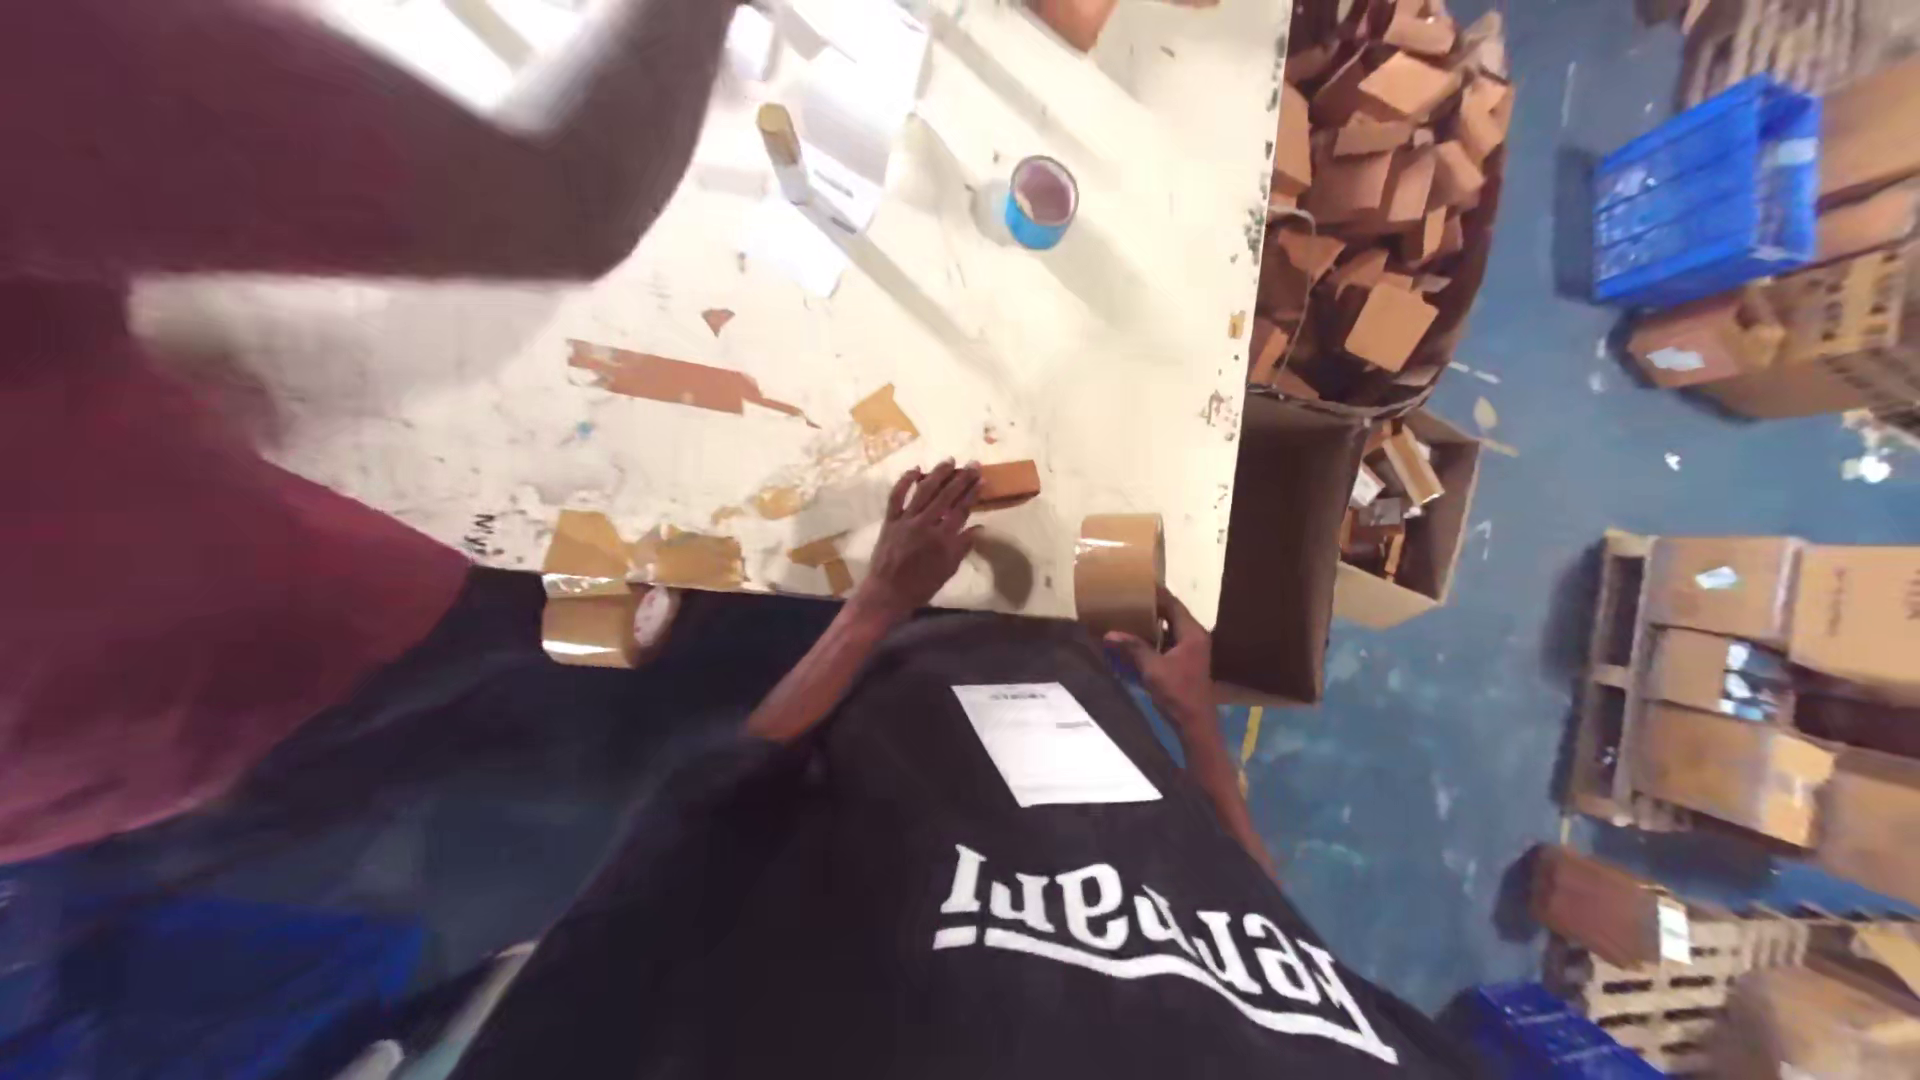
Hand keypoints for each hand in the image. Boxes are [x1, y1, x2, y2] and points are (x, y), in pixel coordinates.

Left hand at [847, 460, 981, 627]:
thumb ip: (962, 547)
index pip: (961, 510)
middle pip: (946, 496)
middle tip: (973, 465)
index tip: (982, 480)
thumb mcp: (948, 570)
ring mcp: (905, 520)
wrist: (887, 593)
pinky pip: (896, 496)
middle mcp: (925, 524)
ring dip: (937, 474)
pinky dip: (905, 481)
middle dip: (961, 478)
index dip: (973, 494)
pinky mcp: (890, 520)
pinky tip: (915, 469)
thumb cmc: (921, 586)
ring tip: (949, 461)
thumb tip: (978, 527)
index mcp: (942, 539)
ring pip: (924, 491)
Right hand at [1105, 586, 1213, 732]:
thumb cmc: (1178, 692)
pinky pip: (1168, 642)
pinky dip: (1154, 638)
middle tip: (1129, 597)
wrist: (1195, 724)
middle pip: (1172, 614)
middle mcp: (1194, 638)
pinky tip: (1136, 639)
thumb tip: (1109, 634)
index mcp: (1192, 633)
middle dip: (1152, 606)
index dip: (1158, 593)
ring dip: (1152, 622)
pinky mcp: (1185, 662)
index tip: (1140, 582)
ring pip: (1170, 629)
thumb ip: (1133, 648)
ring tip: (1129, 614)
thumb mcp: (1152, 668)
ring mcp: (1191, 651)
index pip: (1174, 604)